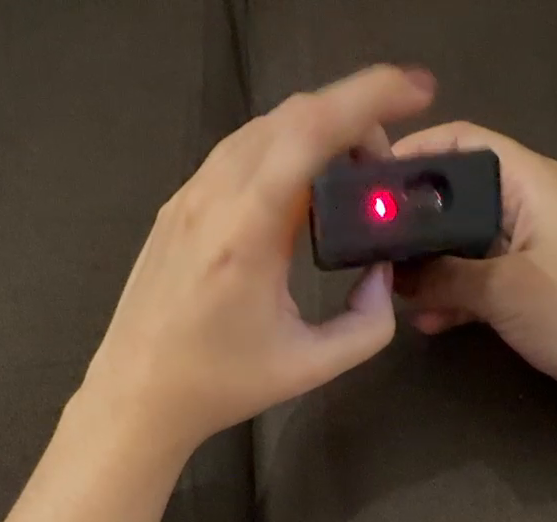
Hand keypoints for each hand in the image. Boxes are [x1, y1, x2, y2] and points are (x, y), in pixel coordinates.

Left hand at [76, 65, 436, 454]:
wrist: (137, 396)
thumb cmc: (221, 385)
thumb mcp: (311, 366)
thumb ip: (369, 323)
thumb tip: (383, 276)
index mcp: (247, 231)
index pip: (313, 131)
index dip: (372, 96)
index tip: (418, 90)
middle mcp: (213, 197)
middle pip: (291, 116)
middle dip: (352, 116)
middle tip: (385, 162)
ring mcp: (187, 197)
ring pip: (261, 129)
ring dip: (315, 132)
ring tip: (350, 172)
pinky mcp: (175, 208)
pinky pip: (235, 154)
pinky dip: (281, 150)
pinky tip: (300, 188)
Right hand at [391, 123, 556, 416]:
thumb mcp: (500, 288)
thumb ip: (441, 275)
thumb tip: (393, 274)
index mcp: (528, 182)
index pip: (463, 143)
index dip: (415, 152)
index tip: (368, 181)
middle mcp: (526, 206)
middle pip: (456, 198)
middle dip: (413, 222)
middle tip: (369, 244)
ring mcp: (526, 251)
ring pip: (462, 247)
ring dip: (429, 268)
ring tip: (390, 289)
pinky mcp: (527, 290)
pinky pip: (476, 283)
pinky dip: (451, 298)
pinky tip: (425, 320)